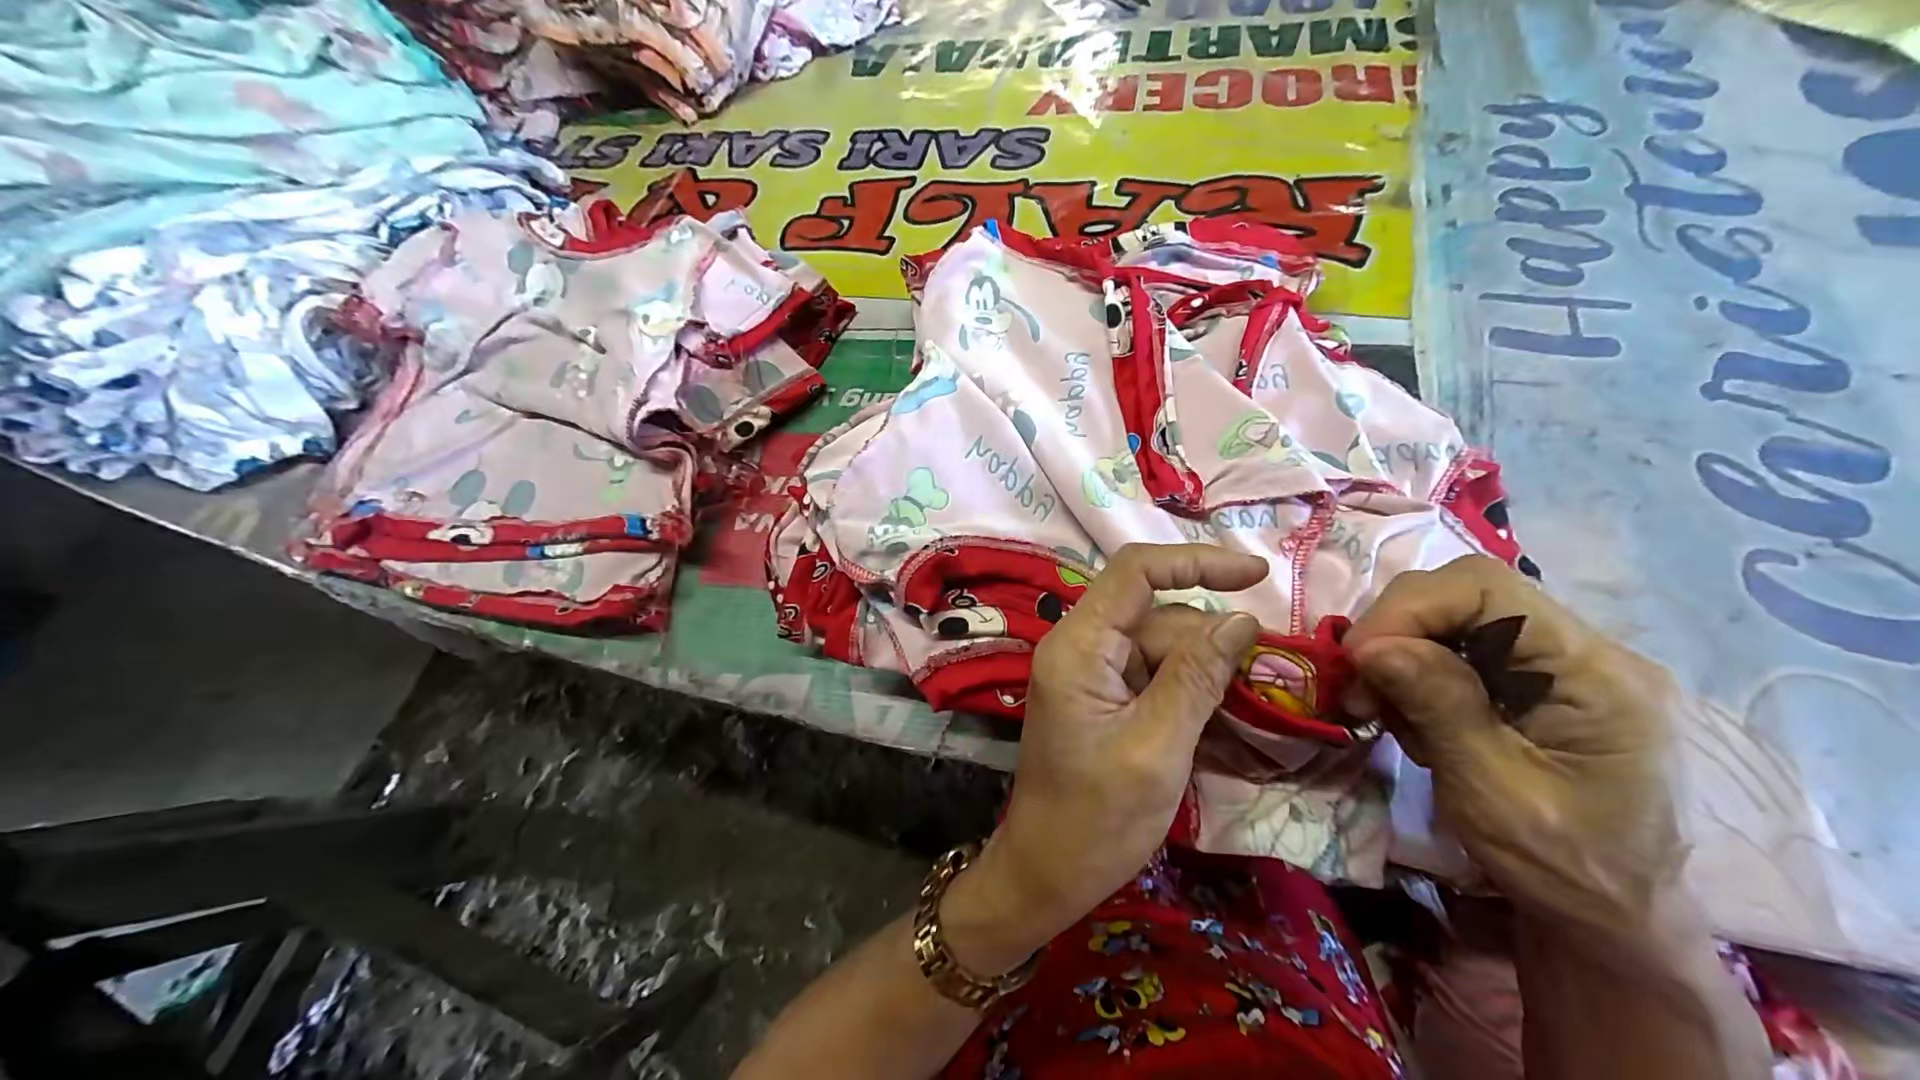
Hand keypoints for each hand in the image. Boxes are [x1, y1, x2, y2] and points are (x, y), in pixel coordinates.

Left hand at [941, 544, 1267, 975]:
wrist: (1047, 874)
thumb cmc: (1097, 820)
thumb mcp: (1158, 747)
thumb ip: (1197, 677)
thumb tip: (1242, 620)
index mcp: (1078, 647)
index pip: (1135, 572)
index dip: (1196, 562)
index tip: (1258, 575)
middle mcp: (1079, 647)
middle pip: (1157, 616)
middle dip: (1213, 642)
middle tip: (1269, 684)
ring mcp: (1090, 673)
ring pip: (1162, 646)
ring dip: (1208, 672)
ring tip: (1252, 710)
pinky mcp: (1102, 697)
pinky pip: (1154, 675)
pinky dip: (1190, 691)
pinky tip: (1223, 720)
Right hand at [1342, 555, 1685, 942]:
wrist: (1620, 923)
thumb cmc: (1567, 869)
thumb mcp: (1493, 793)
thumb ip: (1439, 707)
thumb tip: (1371, 645)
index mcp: (1596, 673)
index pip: (1487, 588)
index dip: (1409, 608)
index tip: (1359, 659)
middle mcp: (1587, 652)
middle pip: (1466, 594)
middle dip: (1398, 632)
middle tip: (1362, 691)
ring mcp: (1564, 666)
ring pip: (1455, 618)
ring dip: (1402, 657)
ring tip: (1389, 716)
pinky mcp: (1540, 684)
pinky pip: (1462, 650)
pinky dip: (1418, 676)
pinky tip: (1418, 722)